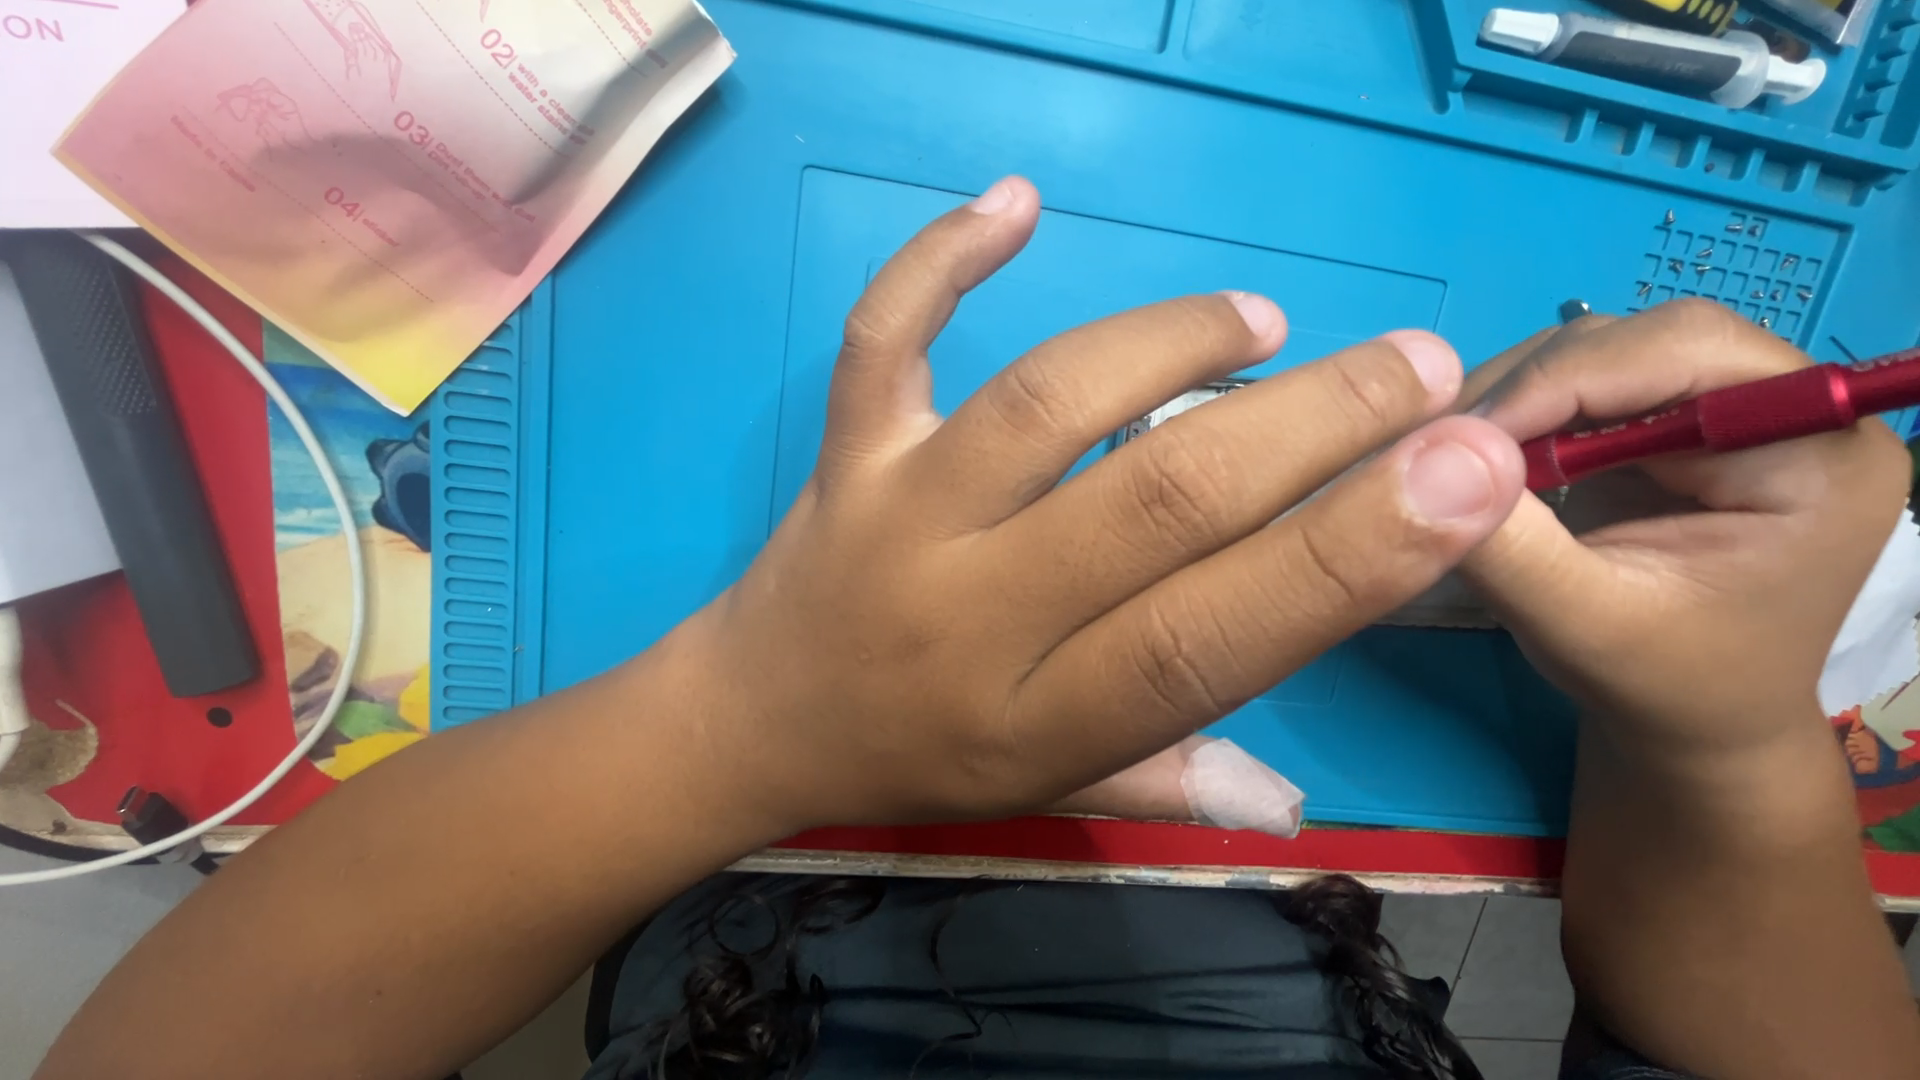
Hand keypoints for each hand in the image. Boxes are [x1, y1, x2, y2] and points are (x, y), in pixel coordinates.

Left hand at [665, 176, 1525, 832]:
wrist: (756, 717)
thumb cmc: (913, 759)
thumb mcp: (1040, 798)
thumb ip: (1165, 783)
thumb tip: (1296, 799)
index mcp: (1040, 714)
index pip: (1211, 638)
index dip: (1348, 558)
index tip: (1465, 474)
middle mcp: (974, 607)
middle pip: (1155, 503)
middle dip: (1306, 426)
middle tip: (1416, 365)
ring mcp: (899, 514)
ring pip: (1043, 406)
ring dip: (1165, 345)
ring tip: (1255, 325)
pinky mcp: (846, 453)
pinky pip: (884, 339)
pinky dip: (938, 261)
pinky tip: (1015, 202)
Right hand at [1458, 300, 1909, 760]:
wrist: (1687, 717)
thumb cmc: (1658, 680)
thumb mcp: (1578, 623)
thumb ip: (1511, 546)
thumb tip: (1424, 464)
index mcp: (1812, 451)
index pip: (1688, 352)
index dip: (1563, 378)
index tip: (1459, 436)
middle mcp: (1778, 408)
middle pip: (1637, 341)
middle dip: (1525, 385)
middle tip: (1437, 444)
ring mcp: (1716, 414)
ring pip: (1594, 355)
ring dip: (1507, 397)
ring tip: (1447, 454)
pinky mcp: (1661, 430)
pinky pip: (1575, 391)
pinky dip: (1511, 416)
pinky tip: (1475, 456)